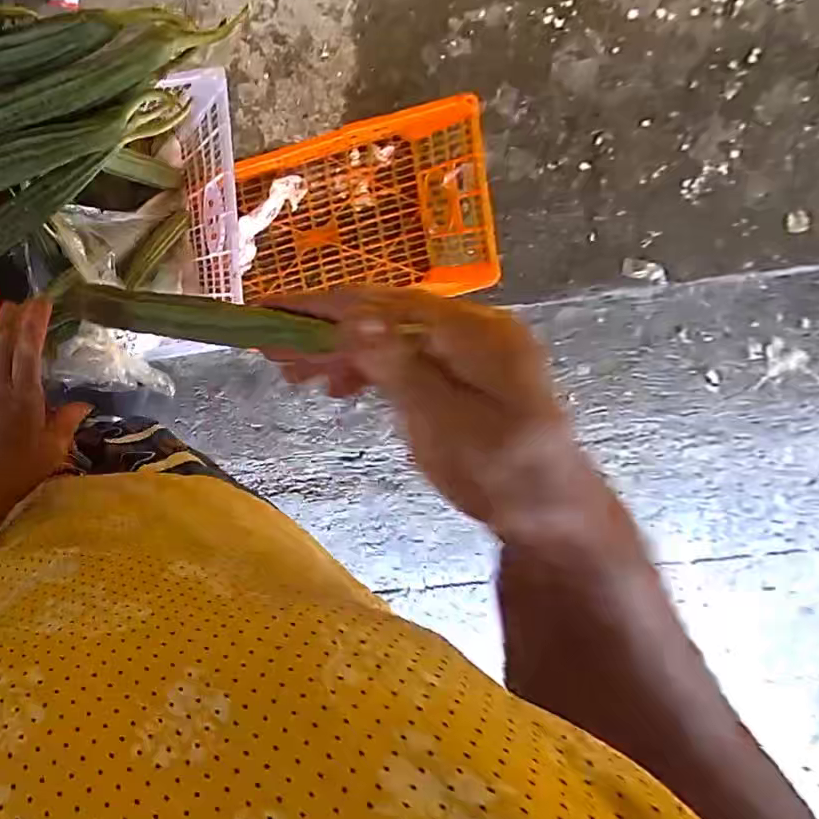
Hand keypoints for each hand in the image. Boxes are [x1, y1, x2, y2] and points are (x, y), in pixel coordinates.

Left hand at [0, 297, 92, 510]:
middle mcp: (1, 388)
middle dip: (15, 319)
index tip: (42, 302)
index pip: (29, 350)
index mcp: (25, 395)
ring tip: (3, 307)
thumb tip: (84, 405)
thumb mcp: (53, 448)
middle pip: (6, 345)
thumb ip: (67, 422)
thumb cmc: (21, 468)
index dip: (34, 323)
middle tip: (25, 299)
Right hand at [267, 287, 613, 545]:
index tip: (268, 310)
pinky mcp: (448, 373)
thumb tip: (352, 320)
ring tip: (291, 373)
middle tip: (267, 348)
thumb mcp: (447, 422)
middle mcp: (464, 329)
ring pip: (380, 336)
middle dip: (319, 330)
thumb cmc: (506, 472)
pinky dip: (359, 369)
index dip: (319, 306)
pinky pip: (393, 358)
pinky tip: (335, 388)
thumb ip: (400, 368)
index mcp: (473, 331)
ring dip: (333, 351)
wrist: (551, 514)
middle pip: (376, 316)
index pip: (380, 304)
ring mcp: (456, 350)